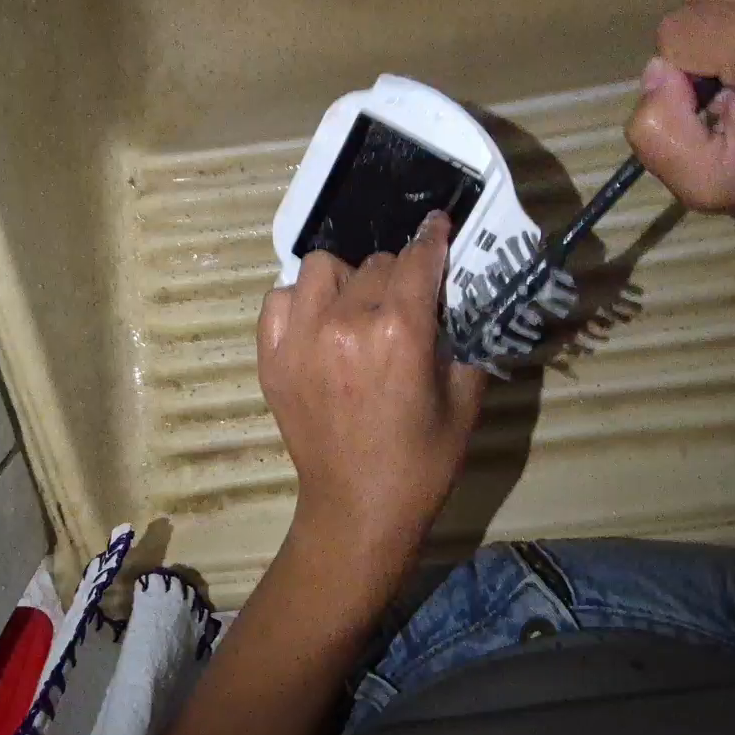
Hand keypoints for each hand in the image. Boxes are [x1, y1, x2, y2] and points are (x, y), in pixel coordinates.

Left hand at [258, 212, 487, 555]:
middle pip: (375, 263)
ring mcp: (299, 338)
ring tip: (356, 308)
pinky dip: (301, 301)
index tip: (438, 225)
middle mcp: (344, 323)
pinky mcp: (270, 357)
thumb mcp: (464, 399)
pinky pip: (280, 298)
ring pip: (322, 268)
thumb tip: (452, 297)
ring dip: (347, 280)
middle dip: (398, 275)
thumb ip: (462, 338)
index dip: (433, 238)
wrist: (358, 508)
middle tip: (404, 303)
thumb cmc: (421, 461)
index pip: (417, 260)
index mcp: (398, 332)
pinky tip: (319, 324)